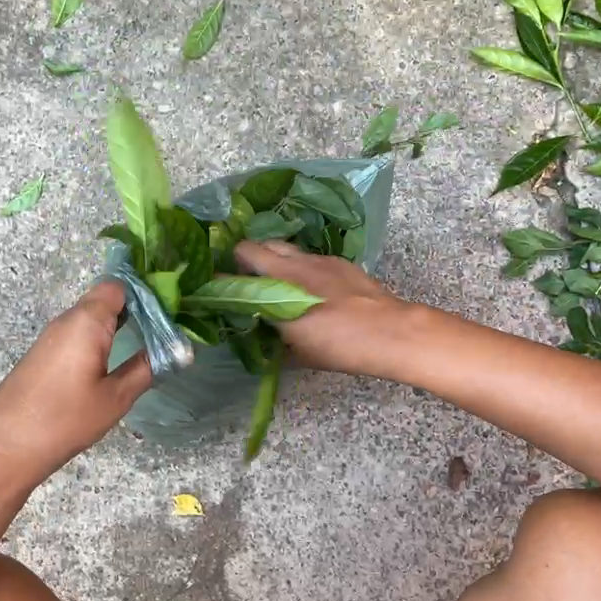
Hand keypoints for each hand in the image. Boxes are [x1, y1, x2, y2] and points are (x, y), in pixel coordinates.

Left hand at [0, 281, 153, 475]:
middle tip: (163, 330)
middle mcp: (67, 320)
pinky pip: (77, 334)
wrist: (6, 446)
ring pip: (90, 317)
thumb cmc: (65, 418)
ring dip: (115, 326)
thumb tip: (176, 351)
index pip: (118, 286)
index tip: (169, 312)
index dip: (144, 294)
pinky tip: (111, 361)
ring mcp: (52, 337)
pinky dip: (97, 339)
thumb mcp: (116, 397)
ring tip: (144, 345)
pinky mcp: (44, 354)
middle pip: (104, 299)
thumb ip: (146, 367)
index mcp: (87, 321)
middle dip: (134, 310)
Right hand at [233, 239, 417, 376]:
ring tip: (273, 279)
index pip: (230, 278)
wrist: (389, 332)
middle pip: (252, 247)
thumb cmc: (340, 347)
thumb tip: (263, 337)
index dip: (217, 282)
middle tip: (243, 280)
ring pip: (280, 246)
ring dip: (270, 258)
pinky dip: (298, 264)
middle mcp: (290, 267)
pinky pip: (307, 255)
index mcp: (274, 291)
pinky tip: (308, 284)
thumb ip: (273, 340)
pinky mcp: (337, 260)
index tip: (211, 290)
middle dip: (242, 259)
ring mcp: (315, 259)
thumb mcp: (298, 354)